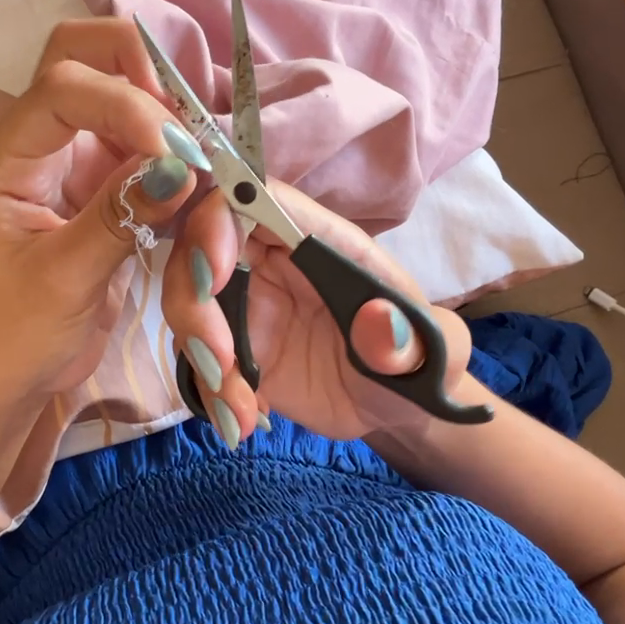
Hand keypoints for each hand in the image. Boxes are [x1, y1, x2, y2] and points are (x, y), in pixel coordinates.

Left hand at [0, 19, 197, 405]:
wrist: (8, 379)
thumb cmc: (12, 333)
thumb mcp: (63, 279)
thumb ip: (118, 217)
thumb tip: (181, 166)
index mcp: (9, 157)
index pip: (62, 88)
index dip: (122, 102)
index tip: (174, 147)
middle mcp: (40, 146)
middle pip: (81, 58)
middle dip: (135, 65)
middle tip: (184, 113)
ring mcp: (75, 165)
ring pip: (121, 100)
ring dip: (163, 111)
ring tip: (200, 150)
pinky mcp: (106, 193)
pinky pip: (144, 152)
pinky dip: (173, 155)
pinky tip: (198, 179)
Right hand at [161, 181, 472, 442]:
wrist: (393, 409)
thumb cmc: (419, 365)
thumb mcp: (436, 356)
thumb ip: (412, 342)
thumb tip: (379, 323)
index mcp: (322, 241)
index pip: (258, 201)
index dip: (220, 222)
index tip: (213, 277)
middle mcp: (274, 262)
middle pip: (200, 248)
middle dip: (193, 301)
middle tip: (221, 365)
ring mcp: (247, 304)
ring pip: (188, 304)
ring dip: (200, 358)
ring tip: (243, 411)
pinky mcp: (231, 347)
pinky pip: (196, 356)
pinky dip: (209, 391)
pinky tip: (245, 422)